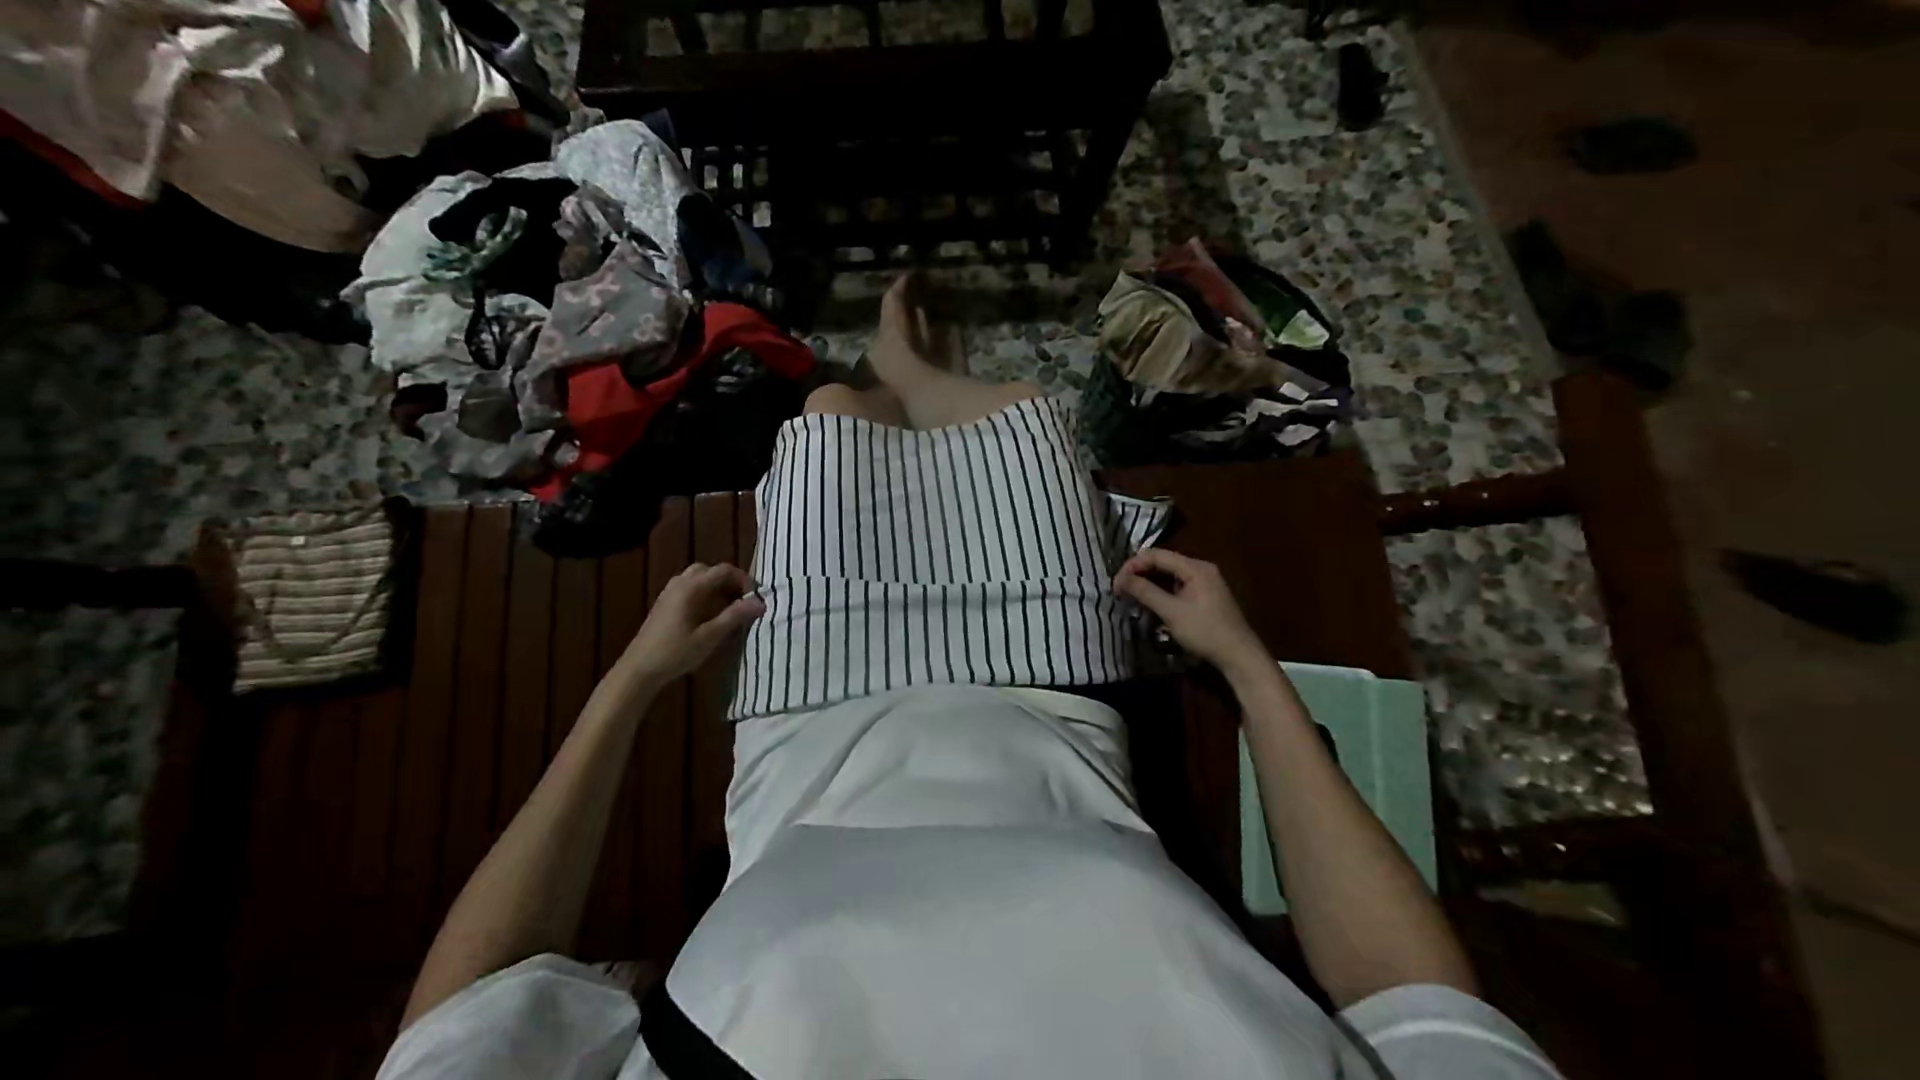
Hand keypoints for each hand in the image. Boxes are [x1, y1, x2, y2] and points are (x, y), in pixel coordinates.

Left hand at [612, 563, 764, 691]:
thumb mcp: (710, 636)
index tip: (755, 599)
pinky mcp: (664, 603)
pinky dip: (704, 593)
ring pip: (698, 578)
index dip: (744, 580)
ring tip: (728, 608)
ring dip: (717, 587)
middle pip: (710, 570)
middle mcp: (679, 584)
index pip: (724, 570)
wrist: (639, 669)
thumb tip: (760, 602)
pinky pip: (689, 587)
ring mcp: (669, 592)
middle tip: (742, 601)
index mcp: (691, 588)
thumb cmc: (676, 653)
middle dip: (730, 582)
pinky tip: (708, 614)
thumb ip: (735, 616)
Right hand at [1113, 548, 1270, 682]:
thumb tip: (1121, 579)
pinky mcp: (1204, 595)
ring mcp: (1204, 581)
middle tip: (1120, 590)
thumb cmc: (1205, 632)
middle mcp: (1200, 568)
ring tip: (1130, 596)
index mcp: (1195, 567)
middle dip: (1139, 574)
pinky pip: (1177, 585)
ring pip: (1168, 575)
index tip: (1116, 585)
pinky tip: (1150, 603)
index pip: (1156, 555)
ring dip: (1148, 583)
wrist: (1239, 655)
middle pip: (1162, 562)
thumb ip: (1146, 592)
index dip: (1132, 566)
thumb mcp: (1172, 612)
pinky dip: (1161, 591)